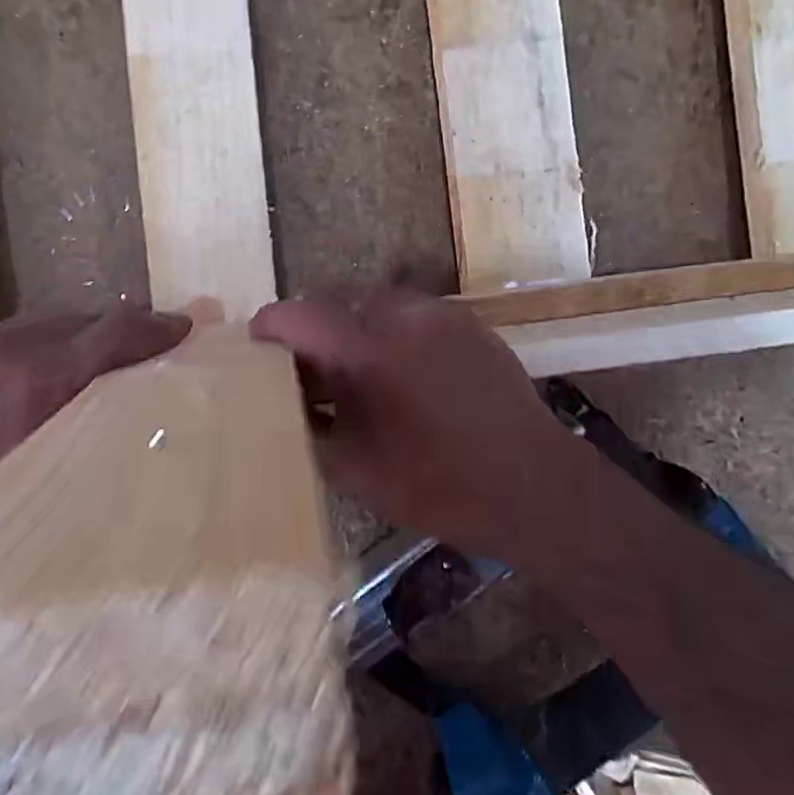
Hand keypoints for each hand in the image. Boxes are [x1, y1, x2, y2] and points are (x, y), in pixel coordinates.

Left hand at [0, 303, 192, 524]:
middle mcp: (2, 347)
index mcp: (29, 380)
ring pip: (50, 325)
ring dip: (86, 338)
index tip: (188, 329)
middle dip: (123, 331)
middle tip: (156, 348)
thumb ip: (90, 435)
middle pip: (82, 319)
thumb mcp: (42, 485)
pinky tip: (56, 374)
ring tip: (110, 362)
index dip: (154, 329)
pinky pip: (19, 337)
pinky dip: (50, 346)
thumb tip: (132, 410)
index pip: (108, 335)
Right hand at [249, 289, 593, 560]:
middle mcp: (403, 319)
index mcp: (370, 355)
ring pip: (371, 305)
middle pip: (333, 304)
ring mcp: (441, 316)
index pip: (298, 316)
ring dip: (350, 330)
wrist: (538, 490)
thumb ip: (307, 429)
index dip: (268, 325)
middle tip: (307, 371)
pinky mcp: (468, 323)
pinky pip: (408, 314)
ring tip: (353, 373)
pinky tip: (397, 375)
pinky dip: (387, 333)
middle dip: (311, 332)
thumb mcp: (352, 470)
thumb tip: (282, 407)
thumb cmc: (437, 488)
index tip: (255, 343)